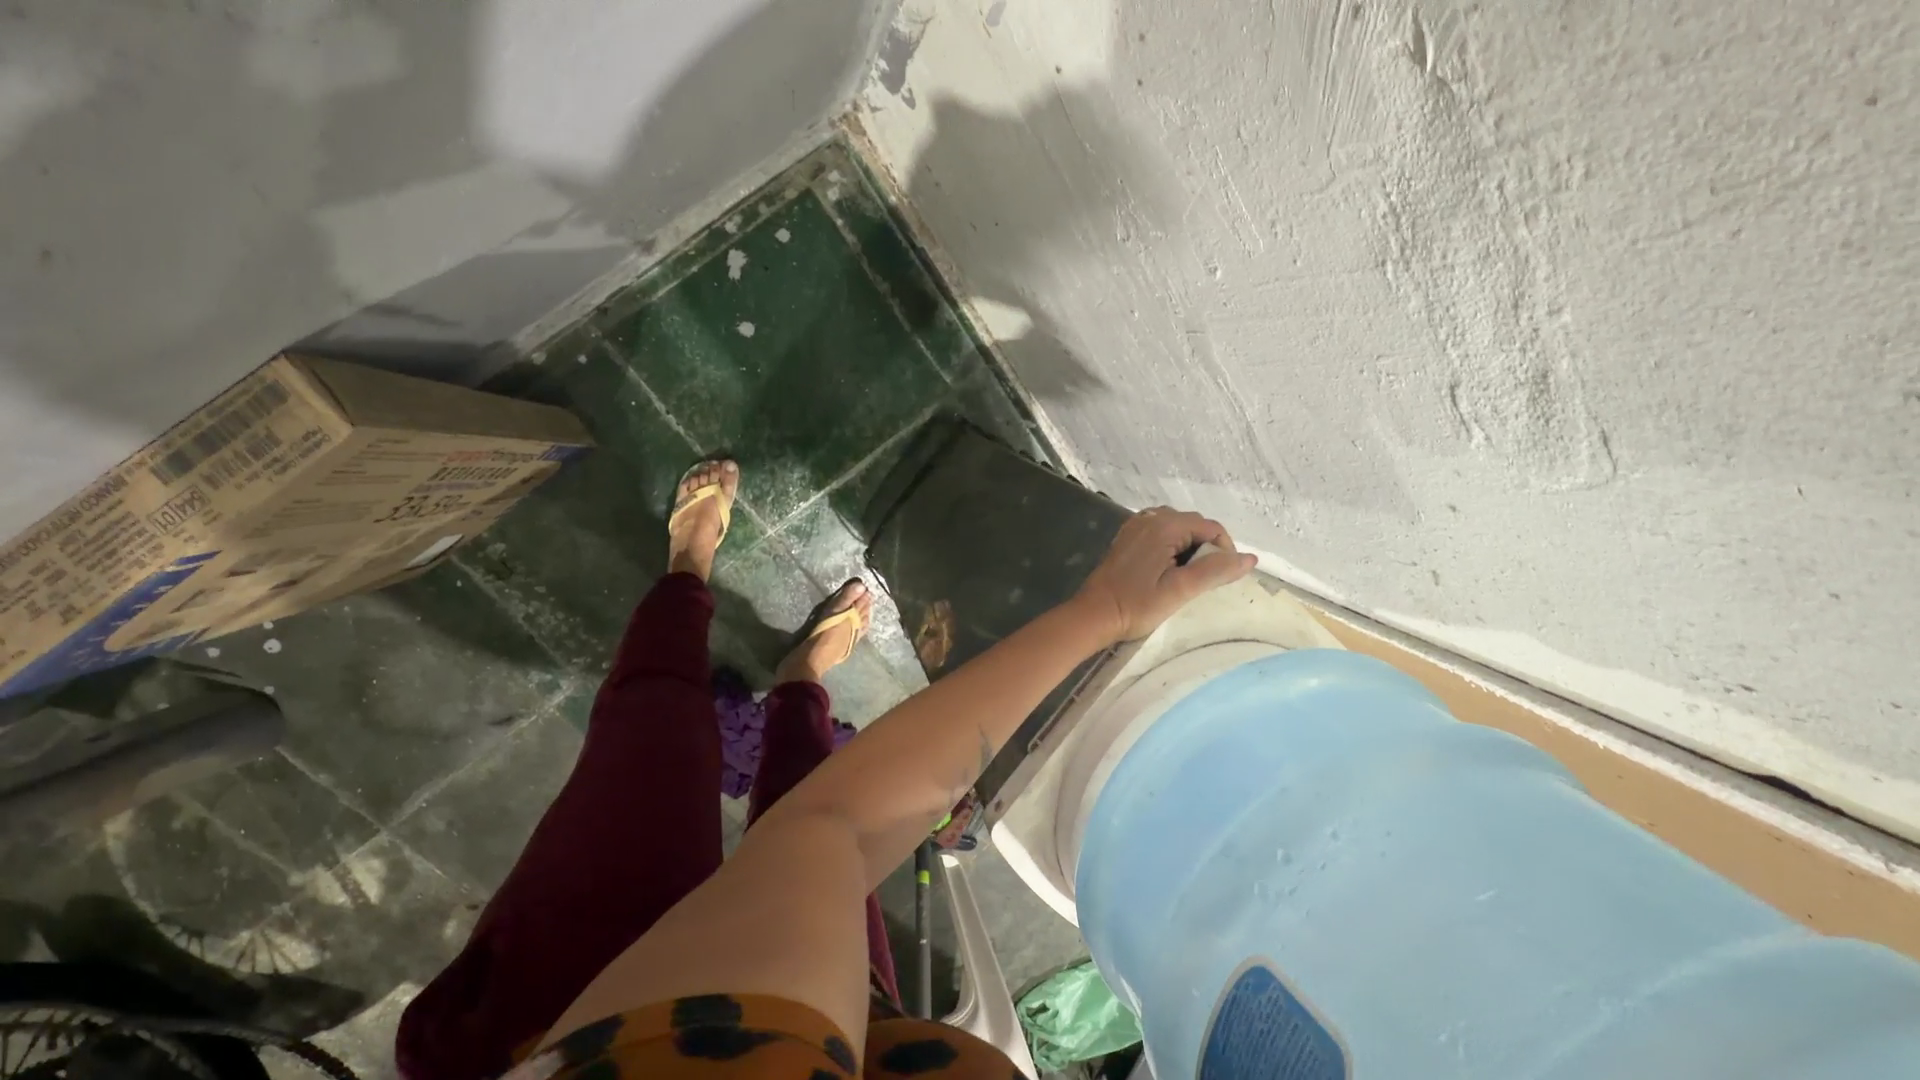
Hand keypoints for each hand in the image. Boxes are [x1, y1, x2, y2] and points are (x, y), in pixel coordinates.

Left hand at [1072, 507, 1257, 643]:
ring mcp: (1136, 526)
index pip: (1211, 527)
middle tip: (1199, 582)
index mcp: (1164, 526)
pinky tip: (1166, 571)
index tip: (1218, 579)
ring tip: (1184, 578)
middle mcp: (1150, 518)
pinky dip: (1171, 547)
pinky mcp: (1127, 538)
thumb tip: (1250, 559)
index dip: (1223, 551)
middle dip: (1205, 549)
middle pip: (1194, 525)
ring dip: (1188, 549)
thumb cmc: (1137, 604)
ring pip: (1178, 529)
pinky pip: (1160, 533)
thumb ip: (1215, 571)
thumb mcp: (1181, 590)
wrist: (1094, 615)